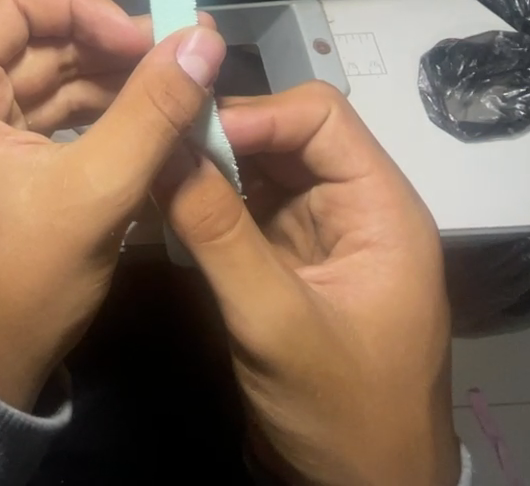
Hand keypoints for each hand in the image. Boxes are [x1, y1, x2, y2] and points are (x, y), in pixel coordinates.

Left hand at [0, 0, 224, 409]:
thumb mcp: (95, 193)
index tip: (143, 41)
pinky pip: (52, 111)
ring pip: (49, 73)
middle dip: (110, 45)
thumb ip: (152, 112)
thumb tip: (203, 41)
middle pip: (37, 36)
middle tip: (182, 60)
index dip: (83, 7)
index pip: (15, 2)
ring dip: (112, 79)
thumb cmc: (19, 281)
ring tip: (180, 88)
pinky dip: (100, 112)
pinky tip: (151, 120)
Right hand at [156, 82, 456, 485]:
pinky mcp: (282, 254)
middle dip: (219, 134)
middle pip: (282, 132)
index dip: (253, 113)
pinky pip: (239, 202)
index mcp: (379, 209)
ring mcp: (314, 230)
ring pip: (255, 163)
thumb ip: (218, 231)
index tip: (186, 134)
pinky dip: (202, 195)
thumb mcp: (276, 323)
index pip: (318, 117)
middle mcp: (349, 206)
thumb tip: (162, 147)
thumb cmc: (342, 416)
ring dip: (205, 163)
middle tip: (156, 145)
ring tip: (150, 166)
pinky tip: (163, 201)